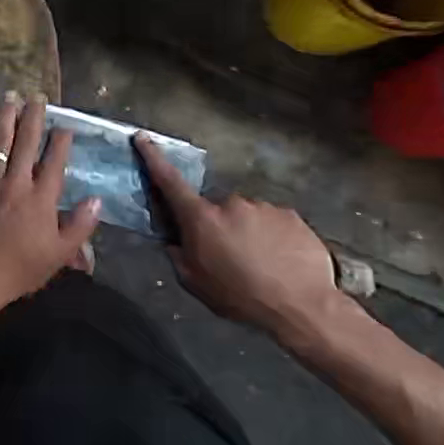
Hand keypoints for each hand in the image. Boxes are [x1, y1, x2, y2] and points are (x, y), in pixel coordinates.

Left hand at [0, 92, 101, 308]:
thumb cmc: (20, 267)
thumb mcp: (60, 253)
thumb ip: (80, 225)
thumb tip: (96, 199)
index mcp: (42, 197)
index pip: (55, 160)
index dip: (61, 141)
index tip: (65, 125)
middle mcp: (18, 181)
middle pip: (27, 142)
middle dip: (34, 117)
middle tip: (37, 96)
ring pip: (0, 142)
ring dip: (7, 117)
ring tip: (11, 96)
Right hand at [135, 134, 345, 340]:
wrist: (300, 306)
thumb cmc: (240, 298)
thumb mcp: (196, 283)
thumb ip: (178, 256)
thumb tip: (174, 240)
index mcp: (201, 219)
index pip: (170, 182)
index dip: (153, 158)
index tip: (142, 138)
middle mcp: (230, 203)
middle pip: (216, 209)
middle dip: (218, 227)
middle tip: (228, 258)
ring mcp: (263, 206)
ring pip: (247, 216)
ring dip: (247, 234)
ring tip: (260, 265)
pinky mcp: (290, 214)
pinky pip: (273, 222)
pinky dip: (272, 238)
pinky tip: (279, 261)